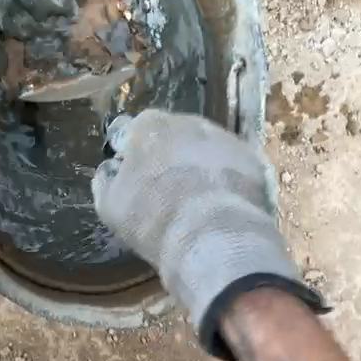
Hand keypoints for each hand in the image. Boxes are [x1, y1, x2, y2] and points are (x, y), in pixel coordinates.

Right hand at [92, 110, 320, 356]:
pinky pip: (235, 166)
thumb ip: (106, 180)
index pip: (138, 129)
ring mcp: (226, 138)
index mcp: (150, 126)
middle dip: (172, 154)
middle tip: (169, 189)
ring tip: (200, 201)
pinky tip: (223, 207)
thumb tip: (111, 171)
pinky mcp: (254, 160)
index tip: (137, 174)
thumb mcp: (110, 206)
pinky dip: (228, 180)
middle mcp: (190, 122)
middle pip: (176, 133)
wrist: (212, 239)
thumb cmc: (152, 220)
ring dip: (202, 165)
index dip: (136, 151)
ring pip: (209, 147)